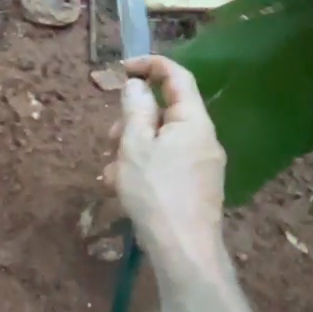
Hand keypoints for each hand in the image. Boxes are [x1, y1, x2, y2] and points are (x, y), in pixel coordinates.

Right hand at [111, 56, 226, 260]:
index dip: (150, 64)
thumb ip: (135, 110)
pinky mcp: (193, 184)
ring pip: (159, 139)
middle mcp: (202, 138)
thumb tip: (135, 85)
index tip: (121, 68)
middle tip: (110, 139)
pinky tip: (122, 187)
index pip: (177, 77)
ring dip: (130, 148)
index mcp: (193, 121)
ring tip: (112, 173)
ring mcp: (200, 163)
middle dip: (132, 120)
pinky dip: (140, 167)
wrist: (182, 247)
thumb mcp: (135, 145)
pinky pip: (163, 162)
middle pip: (163, 111)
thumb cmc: (155, 190)